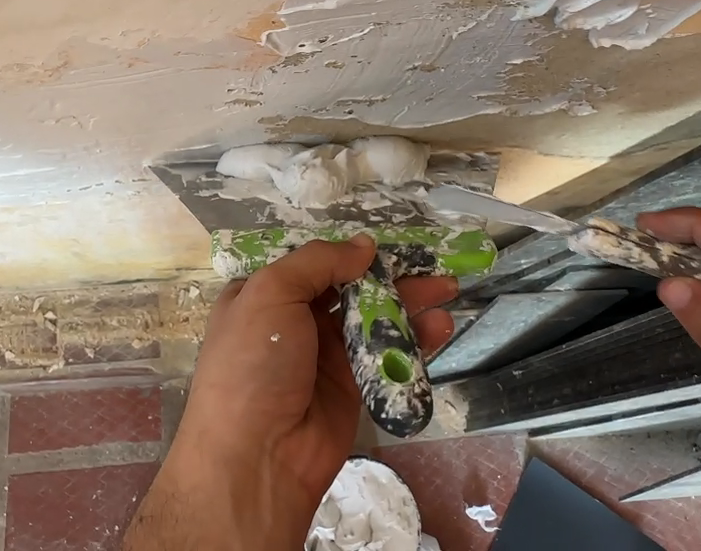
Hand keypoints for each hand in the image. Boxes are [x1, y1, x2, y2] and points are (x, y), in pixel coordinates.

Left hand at [124, 236, 456, 550]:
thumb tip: (363, 245)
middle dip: (388, 275)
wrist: (256, 457)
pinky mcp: (353, 387)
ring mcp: (324, 355)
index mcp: (263, 293)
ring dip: (409, 303)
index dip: (346, 251)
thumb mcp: (271, 293)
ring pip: (372, 319)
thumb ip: (318, 262)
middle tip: (431, 263)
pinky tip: (441, 326)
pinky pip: (387, 355)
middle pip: (348, 288)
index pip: (310, 262)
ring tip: (447, 288)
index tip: (382, 243)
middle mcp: (293, 320)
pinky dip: (415, 340)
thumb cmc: (253, 361)